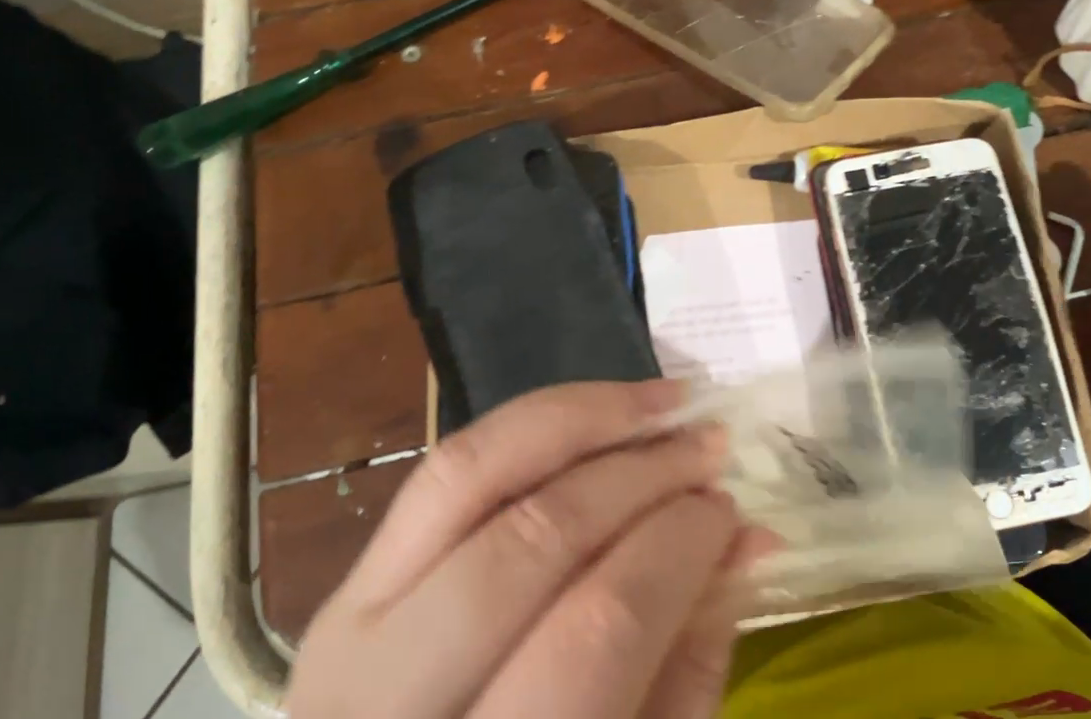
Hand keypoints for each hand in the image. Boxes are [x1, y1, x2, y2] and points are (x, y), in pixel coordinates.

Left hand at [285, 380, 765, 718]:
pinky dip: (529, 428)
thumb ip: (689, 662)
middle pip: (532, 539)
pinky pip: (441, 475)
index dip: (676, 549)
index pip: (597, 626)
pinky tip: (596, 414)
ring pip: (465, 474)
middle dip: (640, 476)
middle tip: (712, 449)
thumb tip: (746, 539)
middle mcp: (390, 696)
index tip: (729, 510)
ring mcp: (348, 631)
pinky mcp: (345, 584)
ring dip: (580, 419)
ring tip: (663, 401)